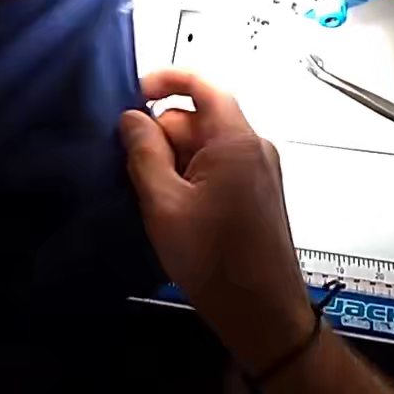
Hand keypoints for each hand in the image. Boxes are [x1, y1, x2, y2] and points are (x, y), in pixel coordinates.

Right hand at [120, 70, 313, 371]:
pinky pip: (216, 165)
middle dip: (163, 136)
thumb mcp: (164, 204)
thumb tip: (131, 118)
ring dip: (174, 161)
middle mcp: (253, 146)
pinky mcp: (256, 190)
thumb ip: (144, 153)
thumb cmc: (215, 261)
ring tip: (156, 200)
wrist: (262, 313)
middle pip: (198, 118)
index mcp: (235, 140)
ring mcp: (257, 168)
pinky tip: (176, 209)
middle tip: (136, 173)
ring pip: (204, 145)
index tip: (134, 95)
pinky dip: (190, 176)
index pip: (203, 85)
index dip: (166, 80)